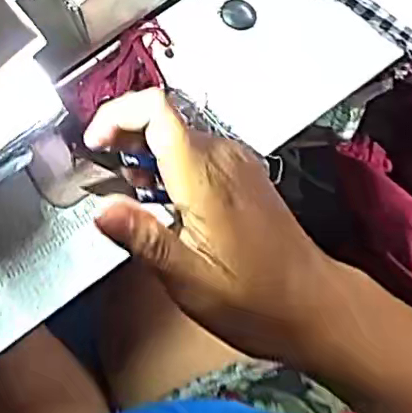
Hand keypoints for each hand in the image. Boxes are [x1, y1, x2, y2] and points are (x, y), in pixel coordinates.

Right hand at [85, 88, 342, 369]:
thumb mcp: (189, 279)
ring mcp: (232, 156)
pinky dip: (165, 159)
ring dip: (142, 151)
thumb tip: (100, 210)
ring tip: (135, 194)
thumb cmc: (259, 298)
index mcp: (203, 172)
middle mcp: (219, 153)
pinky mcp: (238, 166)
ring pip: (172, 130)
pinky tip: (163, 197)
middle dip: (122, 138)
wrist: (316, 305)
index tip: (95, 142)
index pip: (153, 107)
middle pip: (158, 116)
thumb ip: (142, 237)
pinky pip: (191, 144)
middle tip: (108, 175)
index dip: (115, 114)